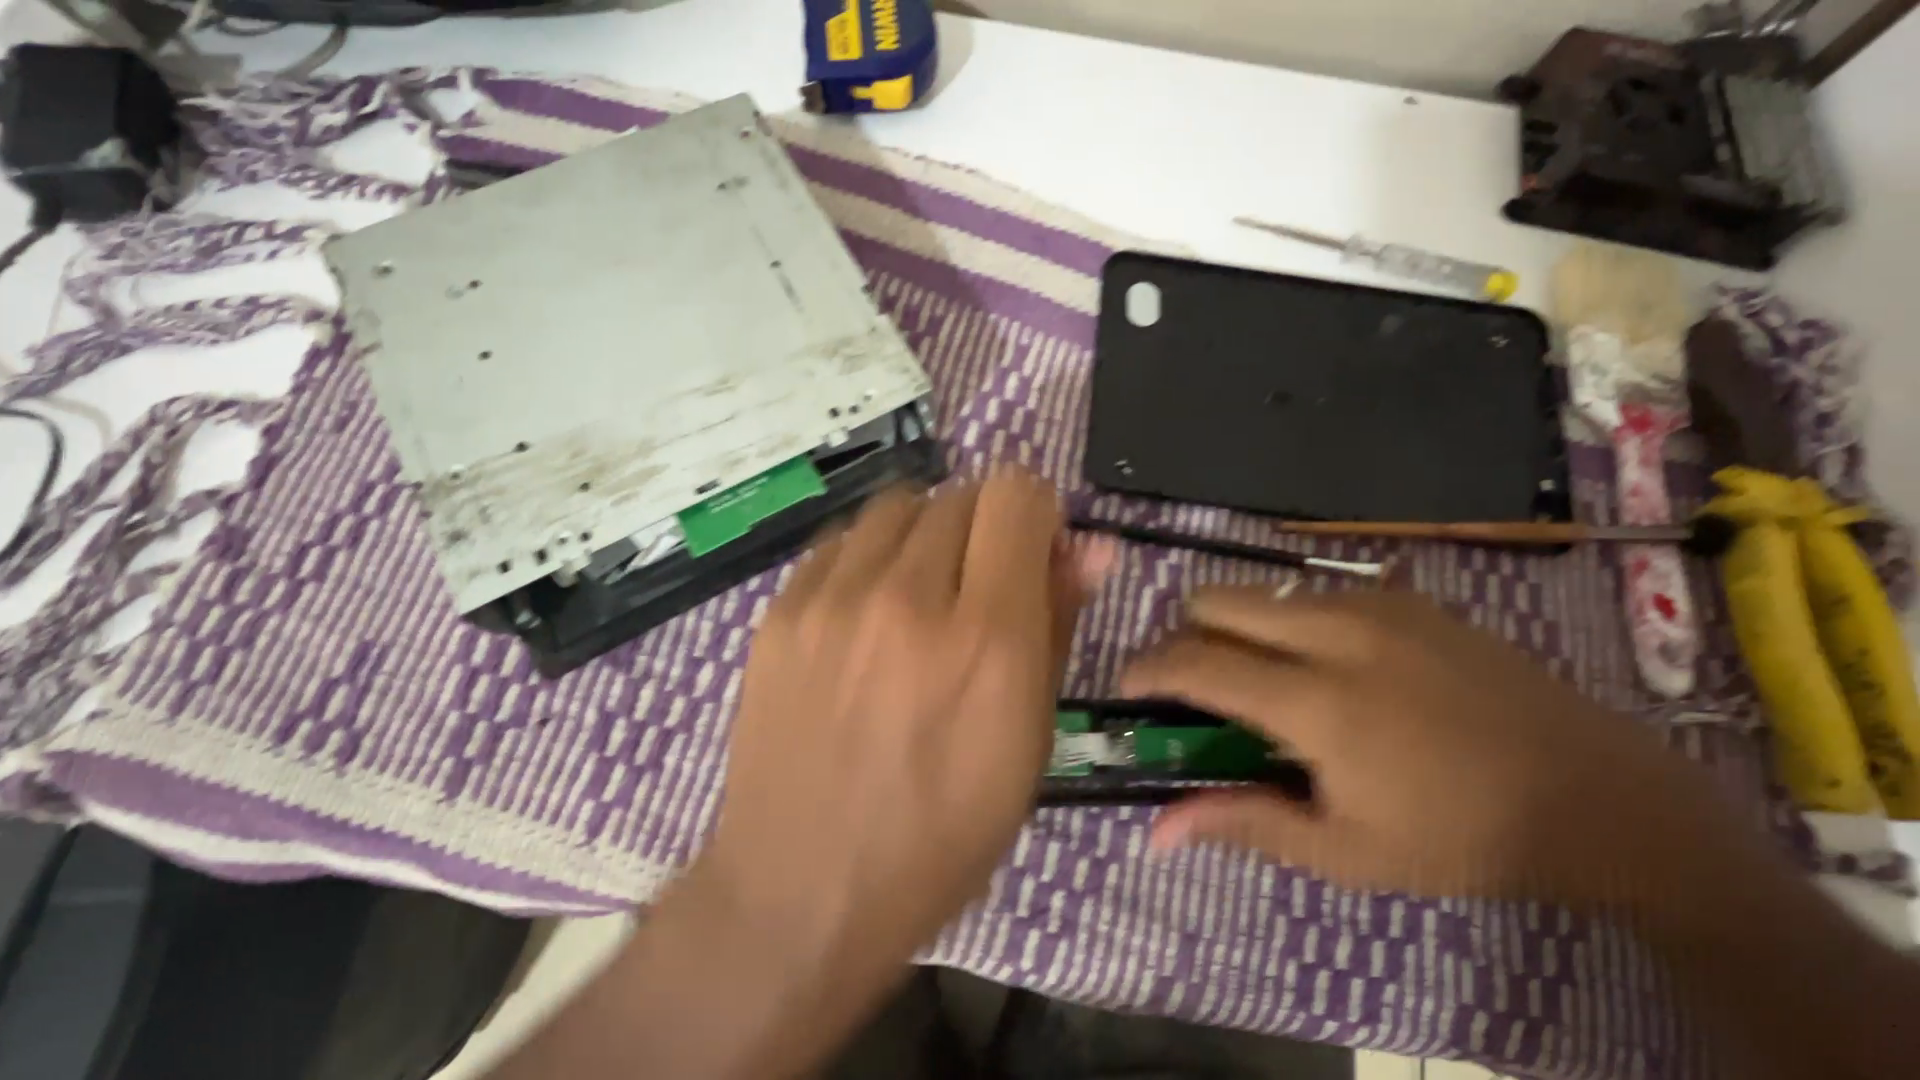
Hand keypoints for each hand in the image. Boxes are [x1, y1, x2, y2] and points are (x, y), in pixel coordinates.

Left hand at [692, 468, 1107, 982]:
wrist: (804, 888)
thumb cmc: (940, 837)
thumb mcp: (1027, 745)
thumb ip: (1059, 627)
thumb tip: (1090, 546)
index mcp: (987, 640)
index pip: (1017, 495)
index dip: (1035, 518)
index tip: (1030, 559)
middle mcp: (908, 598)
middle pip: (959, 496)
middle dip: (983, 532)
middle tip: (974, 595)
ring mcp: (833, 600)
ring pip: (897, 506)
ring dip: (923, 537)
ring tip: (917, 601)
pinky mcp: (780, 612)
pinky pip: (839, 542)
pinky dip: (866, 560)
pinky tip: (862, 618)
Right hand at [1123, 588, 1750, 903]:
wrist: (1594, 794)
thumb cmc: (1459, 836)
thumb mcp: (1344, 852)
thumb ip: (1243, 823)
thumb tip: (1155, 831)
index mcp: (1316, 700)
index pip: (1195, 661)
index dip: (1145, 669)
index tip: (1126, 689)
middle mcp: (1336, 632)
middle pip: (1215, 599)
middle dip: (1185, 635)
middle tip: (1198, 690)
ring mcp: (1377, 605)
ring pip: (1263, 587)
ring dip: (1237, 625)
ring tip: (1263, 680)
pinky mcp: (1411, 598)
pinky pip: (1317, 590)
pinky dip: (1291, 619)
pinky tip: (1328, 668)